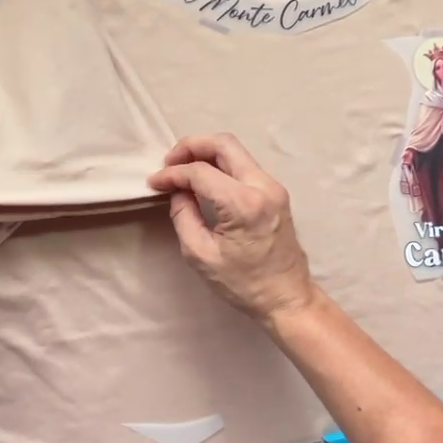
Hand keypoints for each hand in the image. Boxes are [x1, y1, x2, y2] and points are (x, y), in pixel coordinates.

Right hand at [148, 134, 316, 320]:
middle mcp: (263, 186)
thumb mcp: (200, 254)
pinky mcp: (275, 192)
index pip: (200, 172)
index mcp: (244, 204)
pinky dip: (219, 163)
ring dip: (205, 153)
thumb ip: (183, 215)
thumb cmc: (243, 283)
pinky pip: (243, 164)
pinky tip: (202, 178)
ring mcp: (273, 187)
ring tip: (182, 170)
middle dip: (190, 146)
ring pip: (234, 150)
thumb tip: (178, 191)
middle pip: (223, 143)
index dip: (172, 174)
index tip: (154, 183)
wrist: (287, 298)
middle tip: (169, 163)